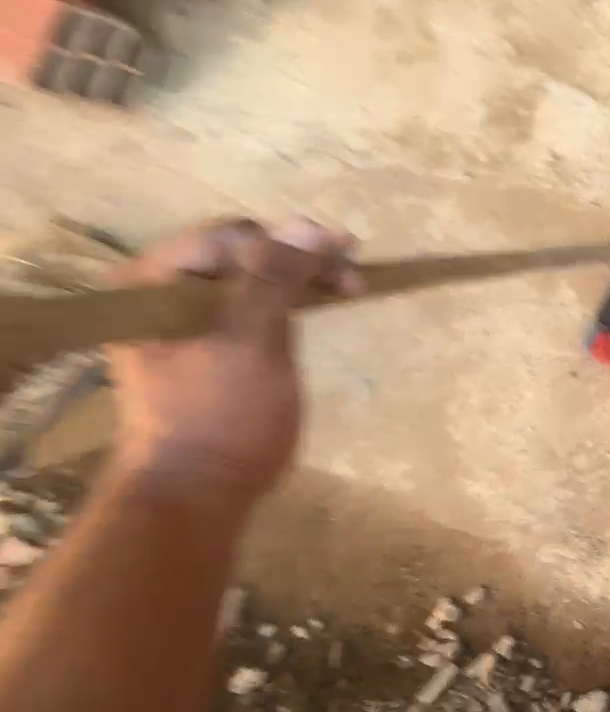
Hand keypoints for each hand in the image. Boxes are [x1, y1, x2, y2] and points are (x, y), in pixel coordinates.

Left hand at [105, 218, 357, 498]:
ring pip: (258, 275)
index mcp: (153, 287)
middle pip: (244, 252)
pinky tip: (326, 299)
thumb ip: (274, 279)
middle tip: (354, 275)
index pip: (227, 238)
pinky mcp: (221, 341)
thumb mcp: (249, 340)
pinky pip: (260, 301)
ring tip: (351, 284)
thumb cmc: (220, 412)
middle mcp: (165, 294)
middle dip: (302, 256)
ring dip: (306, 273)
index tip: (345, 256)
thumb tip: (312, 226)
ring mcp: (193, 319)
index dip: (288, 241)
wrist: (203, 485)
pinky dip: (297, 296)